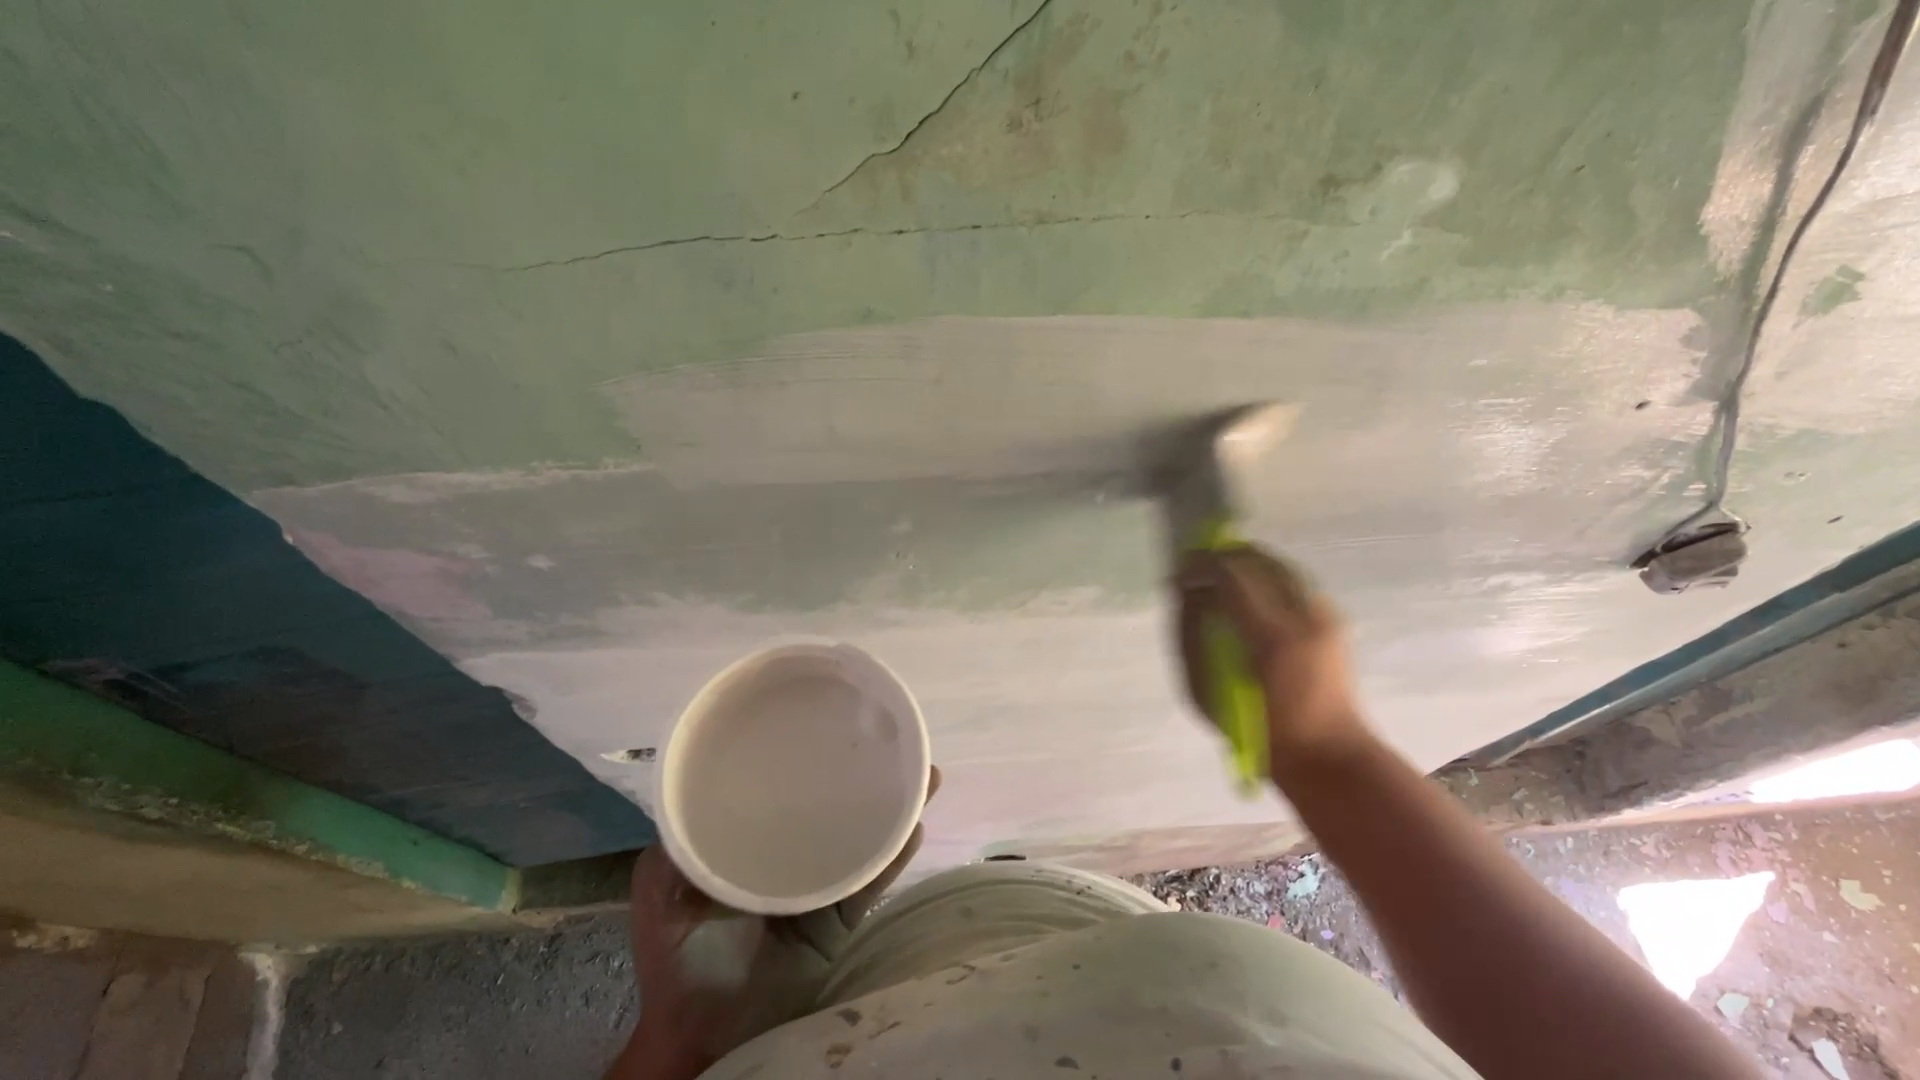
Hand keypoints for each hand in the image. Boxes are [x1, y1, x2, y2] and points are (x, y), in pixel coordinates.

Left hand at [614, 768, 941, 1078]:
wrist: (706, 1037)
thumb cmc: (678, 962)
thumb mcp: (661, 891)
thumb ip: (675, 845)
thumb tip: (698, 784)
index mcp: (746, 846)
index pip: (779, 793)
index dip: (803, 758)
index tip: (826, 720)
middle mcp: (787, 859)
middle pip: (830, 809)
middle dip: (862, 777)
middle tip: (893, 744)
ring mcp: (818, 891)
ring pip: (859, 840)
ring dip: (892, 808)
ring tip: (923, 775)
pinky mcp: (840, 924)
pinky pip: (870, 885)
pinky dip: (893, 857)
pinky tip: (913, 826)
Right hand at [1175, 545, 1367, 776]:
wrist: (1327, 754)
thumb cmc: (1259, 733)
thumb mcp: (1207, 693)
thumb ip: (1189, 638)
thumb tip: (1183, 594)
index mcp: (1270, 637)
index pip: (1230, 576)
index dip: (1201, 564)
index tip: (1181, 569)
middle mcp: (1303, 616)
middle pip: (1258, 560)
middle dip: (1224, 556)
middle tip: (1199, 566)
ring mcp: (1324, 615)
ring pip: (1280, 565)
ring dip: (1248, 562)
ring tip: (1223, 573)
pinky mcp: (1334, 620)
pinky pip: (1295, 583)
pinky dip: (1270, 578)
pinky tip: (1253, 593)